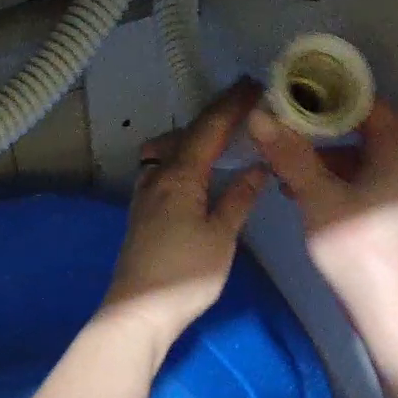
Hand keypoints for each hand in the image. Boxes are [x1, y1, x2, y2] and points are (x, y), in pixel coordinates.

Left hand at [102, 81, 269, 341]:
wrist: (139, 312)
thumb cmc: (185, 275)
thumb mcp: (221, 236)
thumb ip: (239, 199)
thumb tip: (258, 167)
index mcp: (180, 176)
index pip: (209, 128)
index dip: (232, 105)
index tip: (254, 85)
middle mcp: (157, 176)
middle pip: (187, 133)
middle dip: (215, 115)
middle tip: (245, 104)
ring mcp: (145, 193)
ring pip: (169, 149)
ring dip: (194, 135)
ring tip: (221, 134)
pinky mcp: (142, 210)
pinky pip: (162, 167)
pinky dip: (182, 155)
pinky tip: (196, 169)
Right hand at [246, 100, 397, 339]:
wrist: (390, 315)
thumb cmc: (359, 251)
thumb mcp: (319, 199)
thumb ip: (291, 157)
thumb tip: (261, 116)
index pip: (371, 107)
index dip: (336, 97)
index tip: (298, 93)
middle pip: (363, 134)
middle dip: (321, 131)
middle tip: (283, 128)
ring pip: (357, 163)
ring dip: (321, 160)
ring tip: (283, 165)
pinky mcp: (387, 220)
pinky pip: (358, 187)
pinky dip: (330, 183)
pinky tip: (299, 195)